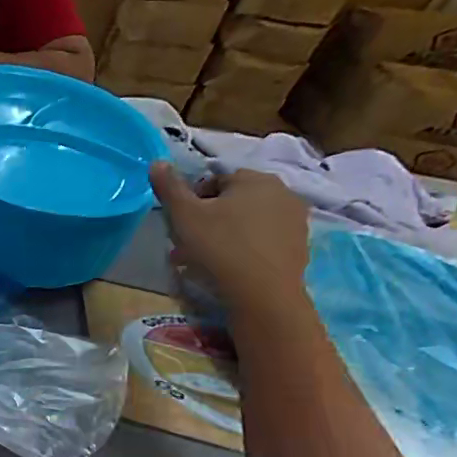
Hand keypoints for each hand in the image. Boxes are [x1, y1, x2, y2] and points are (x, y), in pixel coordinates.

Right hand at [150, 162, 309, 312]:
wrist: (262, 293)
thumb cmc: (219, 247)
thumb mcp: (184, 215)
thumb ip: (169, 187)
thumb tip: (157, 162)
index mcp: (254, 179)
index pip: (215, 180)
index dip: (193, 200)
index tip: (181, 223)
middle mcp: (281, 192)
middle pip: (234, 200)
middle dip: (210, 218)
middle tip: (189, 243)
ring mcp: (295, 220)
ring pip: (248, 221)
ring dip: (225, 233)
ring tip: (205, 259)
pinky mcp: (300, 245)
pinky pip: (264, 239)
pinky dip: (245, 248)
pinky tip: (229, 267)